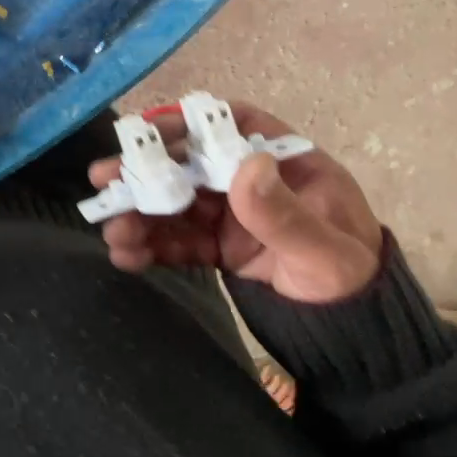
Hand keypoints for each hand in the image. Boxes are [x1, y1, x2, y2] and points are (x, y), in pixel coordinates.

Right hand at [87, 102, 384, 303]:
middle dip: (142, 172)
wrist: (352, 333)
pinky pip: (173, 240)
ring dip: (136, 214)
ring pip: (171, 204)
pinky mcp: (212, 247)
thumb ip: (282, 213)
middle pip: (186, 164)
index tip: (147, 130)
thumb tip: (245, 166)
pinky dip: (146, 247)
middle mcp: (246, 182)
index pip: (232, 127)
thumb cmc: (350, 278)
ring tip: (112, 233)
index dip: (188, 123)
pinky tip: (125, 256)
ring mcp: (226, 215)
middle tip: (103, 179)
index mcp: (281, 164)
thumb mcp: (324, 248)